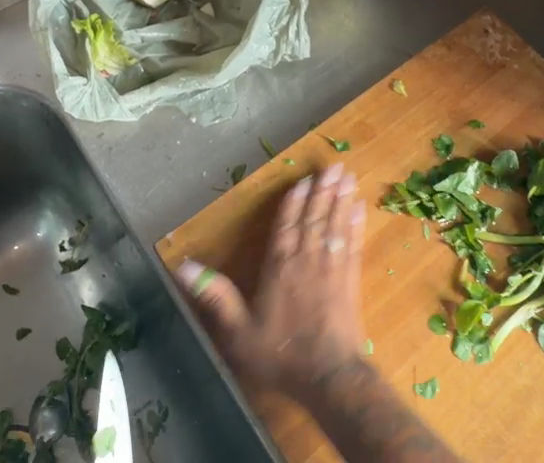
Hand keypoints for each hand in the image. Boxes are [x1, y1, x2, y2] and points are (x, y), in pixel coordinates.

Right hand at [176, 163, 366, 400]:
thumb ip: (216, 297)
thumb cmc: (282, 354)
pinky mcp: (351, 281)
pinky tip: (359, 209)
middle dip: (322, 190)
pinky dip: (355, 224)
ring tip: (347, 176)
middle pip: (314, 217)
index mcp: (279, 266)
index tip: (302, 179)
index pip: (285, 225)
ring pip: (335, 224)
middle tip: (333, 165)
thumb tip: (183, 267)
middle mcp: (306, 259)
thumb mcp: (239, 331)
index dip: (293, 202)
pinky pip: (353, 243)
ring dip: (340, 199)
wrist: (330, 377)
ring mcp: (332, 268)